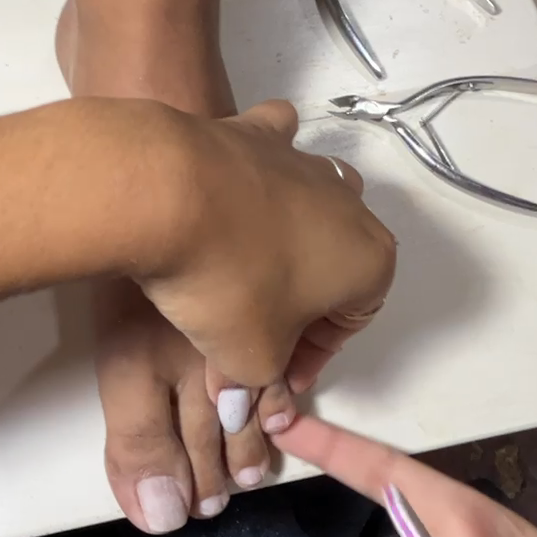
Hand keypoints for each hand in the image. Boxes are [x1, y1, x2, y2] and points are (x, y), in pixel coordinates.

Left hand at [136, 100, 395, 391]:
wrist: (167, 196)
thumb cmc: (225, 285)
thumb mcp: (249, 358)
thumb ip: (257, 384)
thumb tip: (238, 405)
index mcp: (368, 260)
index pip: (350, 322)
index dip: (309, 357)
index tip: (270, 377)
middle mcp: (348, 203)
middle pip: (330, 264)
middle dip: (298, 304)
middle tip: (253, 330)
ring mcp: (302, 159)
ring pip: (307, 206)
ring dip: (284, 241)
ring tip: (239, 269)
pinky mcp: (256, 131)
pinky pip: (272, 147)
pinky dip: (263, 166)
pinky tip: (240, 182)